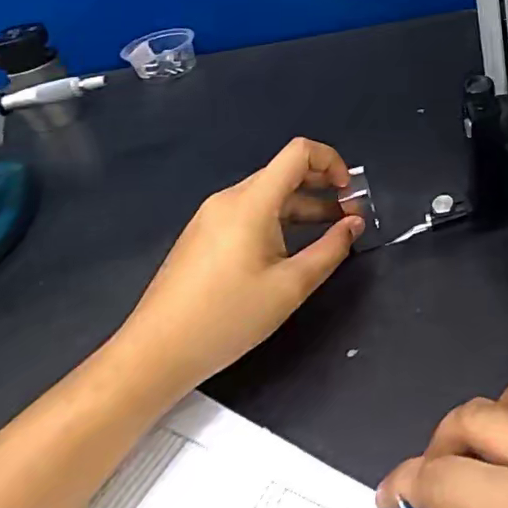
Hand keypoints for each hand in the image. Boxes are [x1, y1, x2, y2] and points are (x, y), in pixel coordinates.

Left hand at [109, 137, 365, 394]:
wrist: (153, 355)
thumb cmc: (226, 317)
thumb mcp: (290, 287)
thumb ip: (330, 249)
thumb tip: (354, 224)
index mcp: (251, 202)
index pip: (299, 152)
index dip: (331, 161)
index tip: (349, 193)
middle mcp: (229, 199)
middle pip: (285, 172)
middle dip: (323, 186)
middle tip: (348, 215)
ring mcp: (211, 216)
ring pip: (268, 194)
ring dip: (303, 205)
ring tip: (328, 233)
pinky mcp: (202, 235)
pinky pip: (249, 211)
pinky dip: (278, 218)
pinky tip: (289, 249)